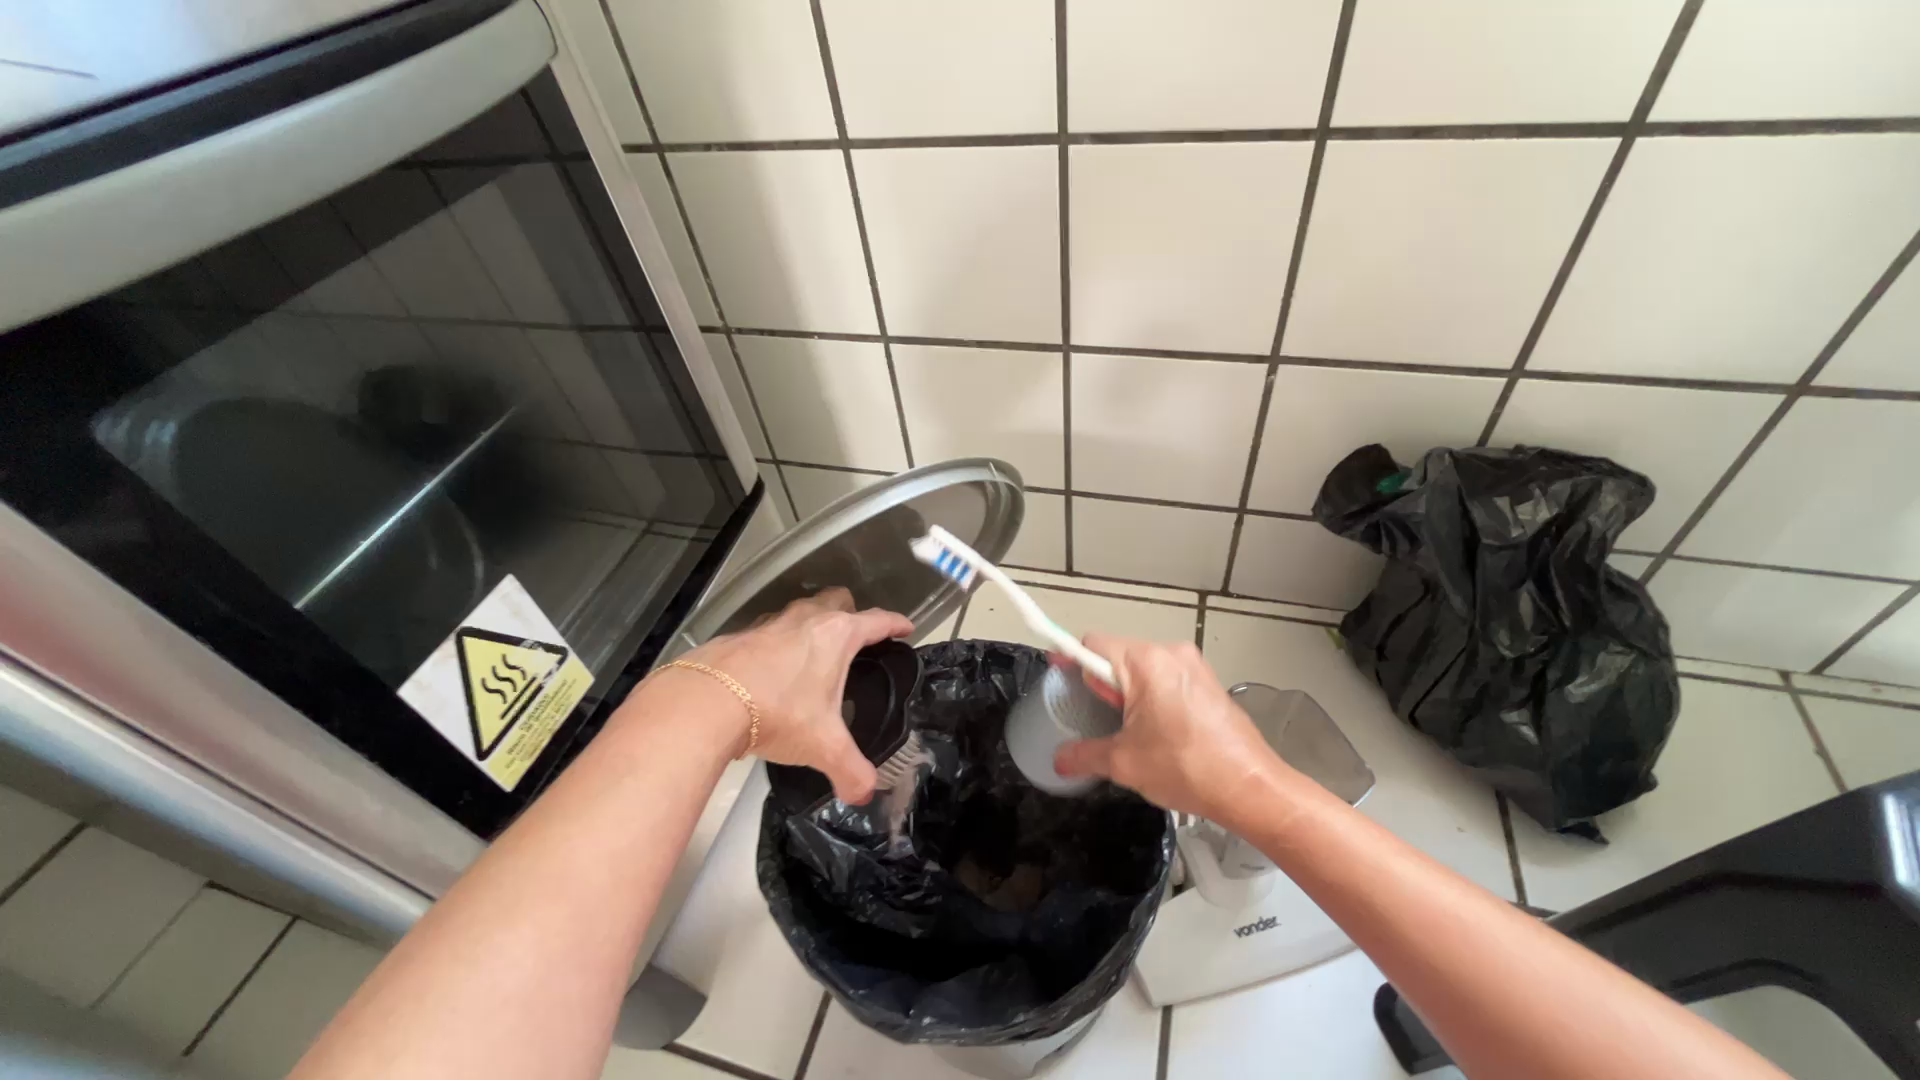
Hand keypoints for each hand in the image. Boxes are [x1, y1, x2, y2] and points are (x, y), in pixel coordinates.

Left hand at [659, 588, 912, 804]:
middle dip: (850, 613)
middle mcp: (805, 621)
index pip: (876, 621)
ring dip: (810, 626)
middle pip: (836, 601)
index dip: (895, 624)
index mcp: (836, 636)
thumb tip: (863, 793)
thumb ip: (850, 770)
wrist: (704, 703)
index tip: (906, 626)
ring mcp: (768, 625)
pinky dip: (776, 646)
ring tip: (813, 656)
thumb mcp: (823, 747)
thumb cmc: (777, 713)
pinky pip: (767, 633)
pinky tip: (771, 673)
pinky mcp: (738, 638)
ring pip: (799, 613)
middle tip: (856, 638)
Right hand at [1053, 635, 1288, 823]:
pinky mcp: (1209, 683)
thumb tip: (1059, 760)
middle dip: (1100, 683)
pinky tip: (1152, 730)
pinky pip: (1165, 678)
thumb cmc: (1185, 768)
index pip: (1092, 644)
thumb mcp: (1124, 762)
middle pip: (1118, 654)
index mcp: (1146, 662)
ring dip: (1126, 692)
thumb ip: (1084, 754)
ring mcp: (1194, 666)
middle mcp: (1171, 653)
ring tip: (1124, 729)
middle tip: (1092, 717)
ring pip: (1143, 668)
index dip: (1070, 659)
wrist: (1250, 787)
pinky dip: (1150, 696)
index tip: (1057, 677)